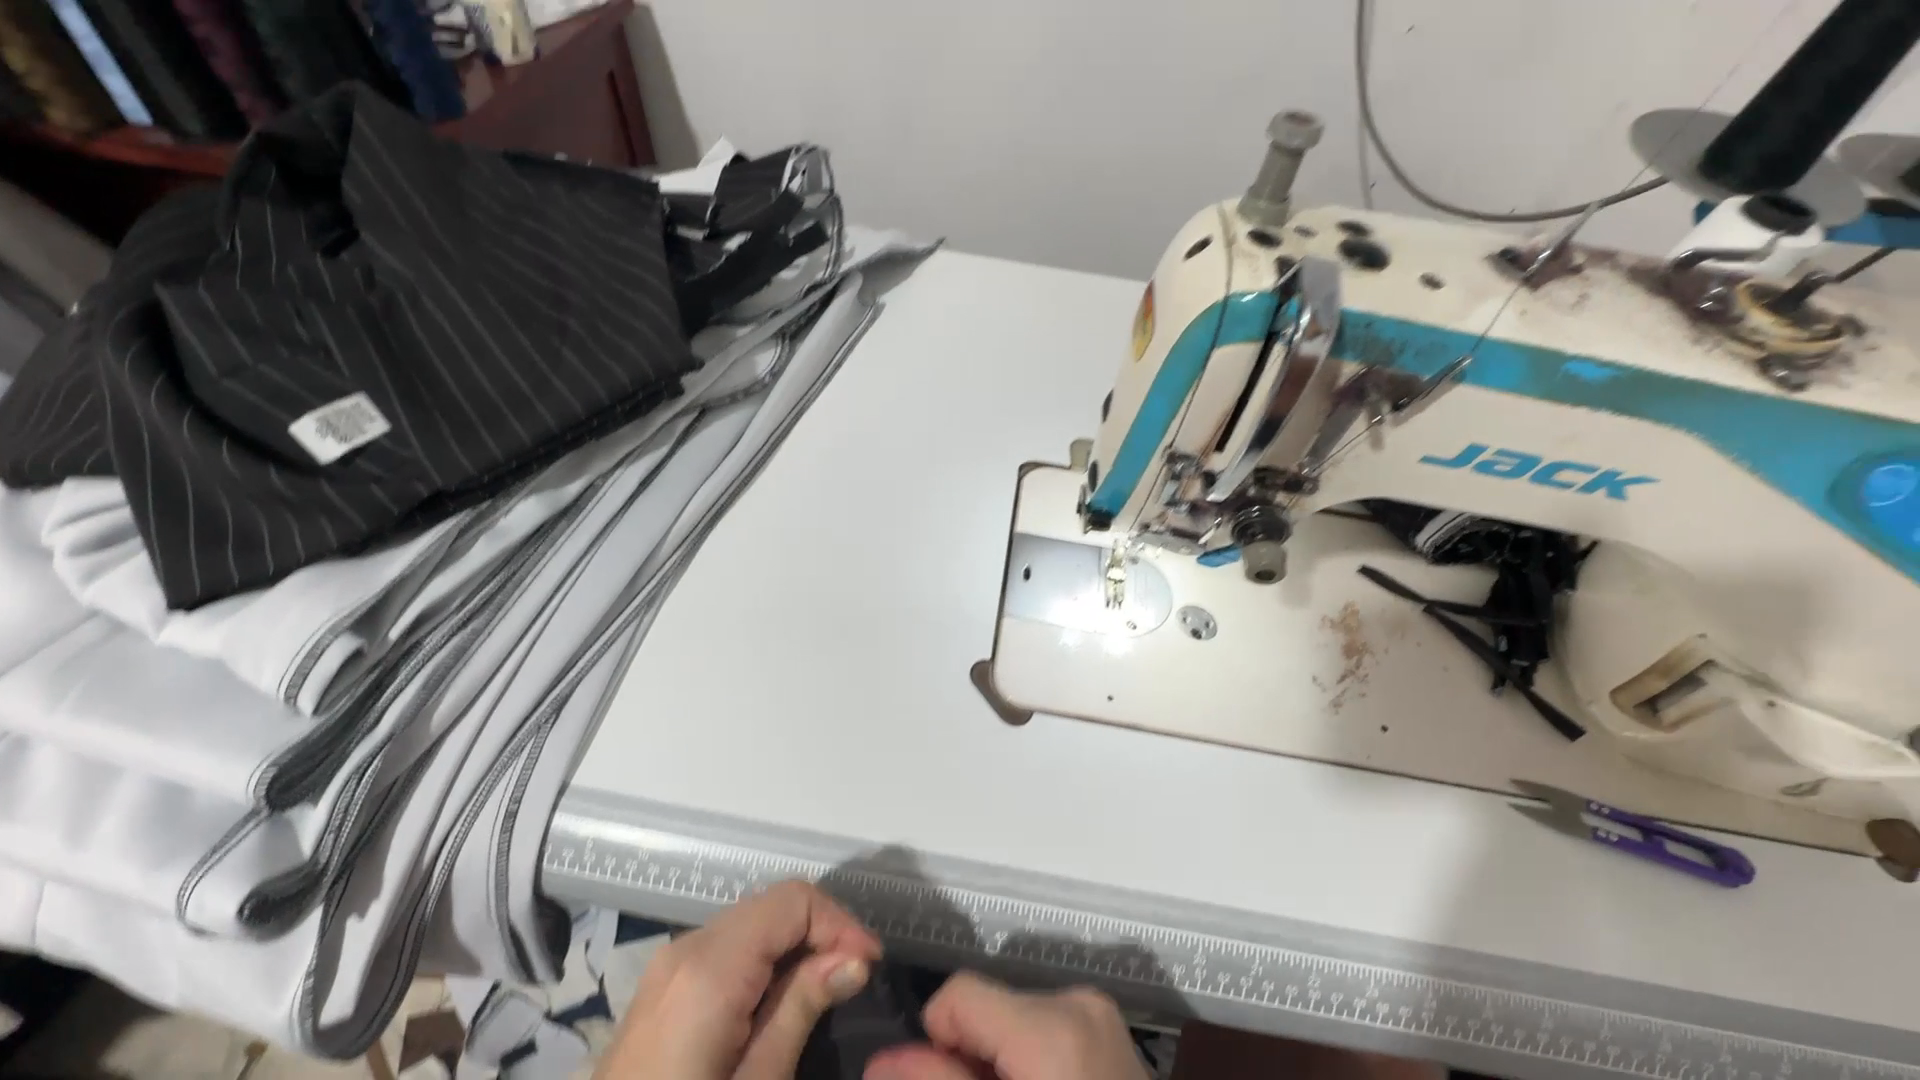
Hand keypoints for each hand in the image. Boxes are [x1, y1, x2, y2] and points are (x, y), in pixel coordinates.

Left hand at [595, 881, 882, 1079]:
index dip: (840, 923)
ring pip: (753, 921)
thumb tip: (854, 959)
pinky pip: (729, 944)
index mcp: (711, 965)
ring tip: (829, 986)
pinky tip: (784, 994)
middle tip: (858, 976)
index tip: (870, 966)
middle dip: (822, 930)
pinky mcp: (665, 981)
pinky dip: (766, 956)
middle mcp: (688, 945)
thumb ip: (801, 1008)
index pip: (792, 900)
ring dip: (797, 942)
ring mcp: (671, 961)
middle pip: (773, 904)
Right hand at [864, 973, 1148, 1079]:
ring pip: (1013, 1019)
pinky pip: (1045, 1029)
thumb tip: (879, 1063)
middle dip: (970, 1054)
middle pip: (986, 1006)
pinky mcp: (1108, 1031)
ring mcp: (1098, 1015)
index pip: (958, 994)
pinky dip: (1028, 1059)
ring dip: (998, 1058)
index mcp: (1049, 1026)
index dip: (937, 1040)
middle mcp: (1077, 1003)